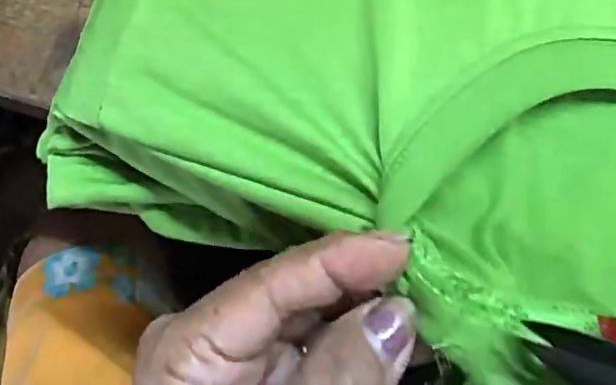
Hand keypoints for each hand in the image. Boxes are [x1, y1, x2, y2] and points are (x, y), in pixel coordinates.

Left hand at [135, 231, 415, 384]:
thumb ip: (338, 377)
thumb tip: (397, 313)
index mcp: (192, 340)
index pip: (274, 280)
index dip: (341, 257)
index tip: (401, 244)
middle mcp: (214, 336)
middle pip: (295, 293)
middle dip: (360, 281)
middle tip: (422, 267)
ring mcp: (239, 360)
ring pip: (312, 319)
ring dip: (368, 311)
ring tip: (423, 295)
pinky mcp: (264, 381)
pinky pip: (316, 350)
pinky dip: (360, 345)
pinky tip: (401, 336)